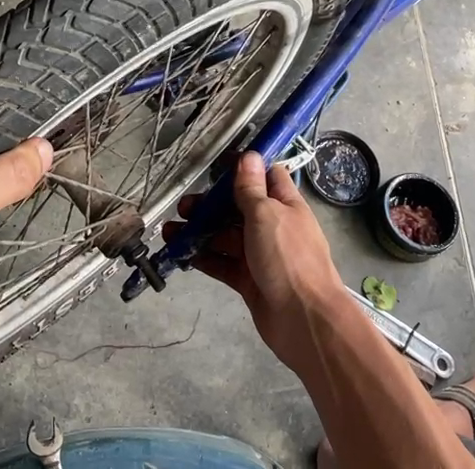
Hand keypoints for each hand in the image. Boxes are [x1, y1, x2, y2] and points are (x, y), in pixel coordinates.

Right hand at [164, 152, 346, 370]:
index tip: (216, 164)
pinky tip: (181, 253)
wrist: (304, 321)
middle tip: (184, 206)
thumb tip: (250, 154)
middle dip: (211, 204)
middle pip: (238, 207)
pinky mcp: (248, 280)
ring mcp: (260, 255)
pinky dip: (203, 257)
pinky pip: (222, 263)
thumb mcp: (266, 215)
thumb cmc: (288, 258)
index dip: (243, 168)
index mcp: (285, 205)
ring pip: (225, 236)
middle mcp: (272, 226)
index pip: (266, 176)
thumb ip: (252, 188)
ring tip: (170, 231)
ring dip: (200, 231)